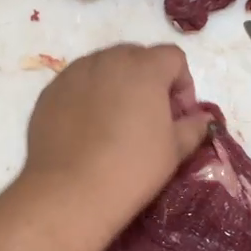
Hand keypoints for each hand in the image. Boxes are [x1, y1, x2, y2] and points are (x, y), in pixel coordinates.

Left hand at [21, 43, 212, 221]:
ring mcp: (73, 73)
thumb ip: (193, 127)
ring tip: (117, 125)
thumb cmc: (131, 169)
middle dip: (150, 82)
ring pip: (104, 69)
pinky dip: (88, 99)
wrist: (69, 192)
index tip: (179, 118)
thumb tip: (201, 119)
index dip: (183, 86)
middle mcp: (107, 59)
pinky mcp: (49, 92)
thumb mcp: (174, 151)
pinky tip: (88, 132)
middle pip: (137, 58)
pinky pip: (77, 85)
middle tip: (150, 119)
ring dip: (118, 87)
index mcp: (144, 67)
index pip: (173, 58)